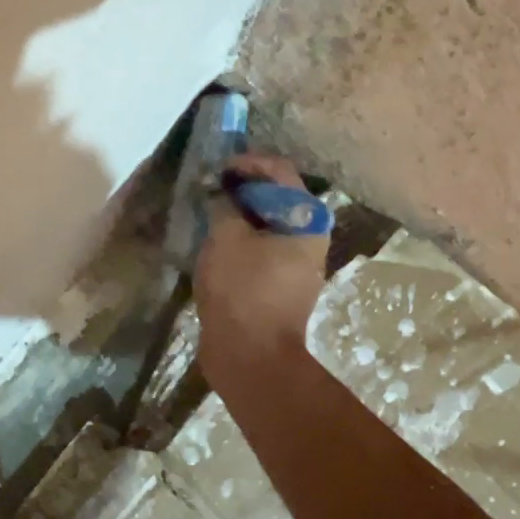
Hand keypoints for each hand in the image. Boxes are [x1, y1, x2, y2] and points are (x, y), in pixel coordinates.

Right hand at [192, 153, 328, 363]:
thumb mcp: (226, 237)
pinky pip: (262, 248)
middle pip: (276, 195)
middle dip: (241, 188)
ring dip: (239, 214)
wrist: (251, 357)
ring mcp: (298, 263)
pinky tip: (215, 242)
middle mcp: (311, 236)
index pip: (280, 170)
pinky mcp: (281, 284)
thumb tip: (221, 193)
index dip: (247, 162)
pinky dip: (241, 238)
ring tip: (208, 213)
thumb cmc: (242, 290)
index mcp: (308, 219)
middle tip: (209, 188)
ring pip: (267, 223)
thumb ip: (224, 205)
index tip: (217, 169)